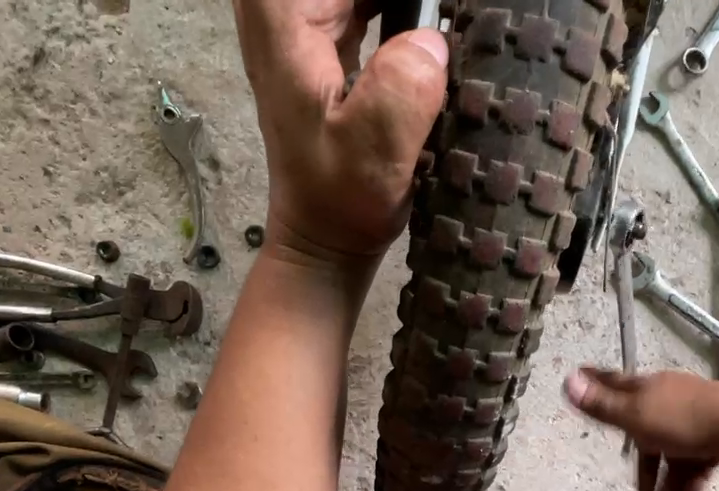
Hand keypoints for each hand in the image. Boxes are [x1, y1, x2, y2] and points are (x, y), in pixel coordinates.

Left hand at [232, 0, 447, 265]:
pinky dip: (396, 6)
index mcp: (285, 15)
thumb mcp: (374, 150)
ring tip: (435, 22)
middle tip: (437, 23)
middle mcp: (281, 7)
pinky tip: (425, 22)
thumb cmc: (341, 200)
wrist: (323, 239)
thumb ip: (402, 87)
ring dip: (402, 3)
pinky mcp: (322, 40)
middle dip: (403, 1)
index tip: (432, 18)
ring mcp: (299, 22)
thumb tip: (433, 42)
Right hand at [564, 369, 718, 490]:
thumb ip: (601, 405)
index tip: (580, 373)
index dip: (596, 383)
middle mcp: (669, 400)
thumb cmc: (682, 421)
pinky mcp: (715, 435)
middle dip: (646, 467)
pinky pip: (695, 460)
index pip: (614, 384)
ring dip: (669, 483)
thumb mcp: (634, 417)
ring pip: (673, 453)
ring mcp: (694, 418)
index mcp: (647, 390)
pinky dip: (689, 479)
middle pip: (647, 433)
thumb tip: (567, 382)